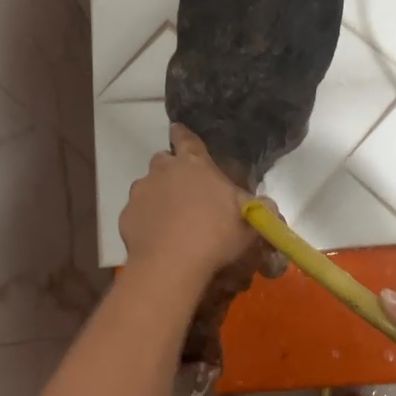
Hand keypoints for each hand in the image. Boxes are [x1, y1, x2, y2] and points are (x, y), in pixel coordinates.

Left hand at [119, 124, 256, 280]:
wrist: (172, 263)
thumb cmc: (215, 234)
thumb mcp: (251, 221)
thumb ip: (261, 208)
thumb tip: (268, 205)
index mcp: (194, 163)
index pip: (186, 138)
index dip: (183, 135)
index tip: (178, 131)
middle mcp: (163, 170)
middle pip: (163, 160)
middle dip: (172, 170)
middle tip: (186, 191)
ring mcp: (141, 192)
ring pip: (147, 186)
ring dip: (158, 195)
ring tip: (171, 218)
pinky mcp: (127, 215)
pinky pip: (137, 212)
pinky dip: (145, 220)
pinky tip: (157, 238)